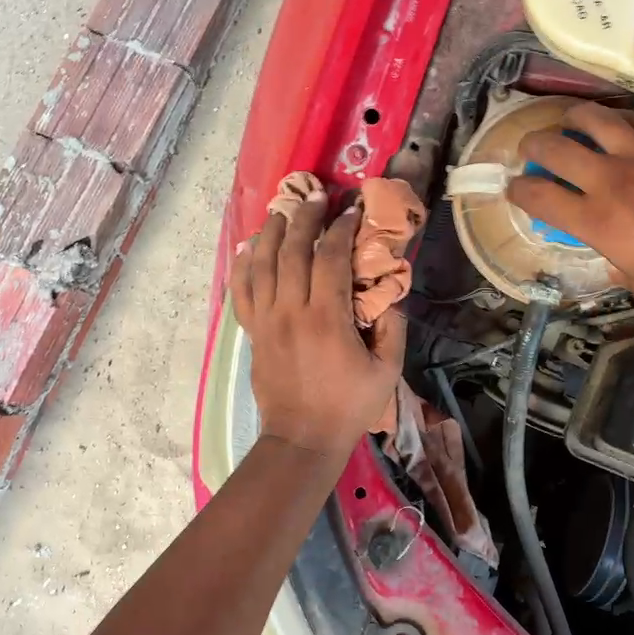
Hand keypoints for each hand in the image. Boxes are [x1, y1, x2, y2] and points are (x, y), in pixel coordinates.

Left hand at [231, 192, 405, 458]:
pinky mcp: (253, 331)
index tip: (351, 208)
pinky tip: (249, 245)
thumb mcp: (387, 370)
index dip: (341, 227)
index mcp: (326, 318)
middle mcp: (291, 311)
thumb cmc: (349, 406)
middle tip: (318, 194)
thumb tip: (389, 290)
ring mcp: (266, 320)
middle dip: (306, 216)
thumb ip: (392, 326)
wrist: (302, 440)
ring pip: (263, 263)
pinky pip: (241, 290)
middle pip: (293, 250)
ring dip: (273, 231)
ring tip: (285, 209)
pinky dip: (243, 264)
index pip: (330, 257)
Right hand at [507, 101, 633, 315]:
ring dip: (571, 117)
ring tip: (566, 120)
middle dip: (532, 146)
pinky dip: (617, 118)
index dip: (519, 192)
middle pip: (556, 149)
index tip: (514, 189)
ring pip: (595, 119)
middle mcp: (613, 181)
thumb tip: (611, 254)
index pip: (540, 198)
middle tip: (529, 149)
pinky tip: (614, 121)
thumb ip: (618, 263)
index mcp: (599, 222)